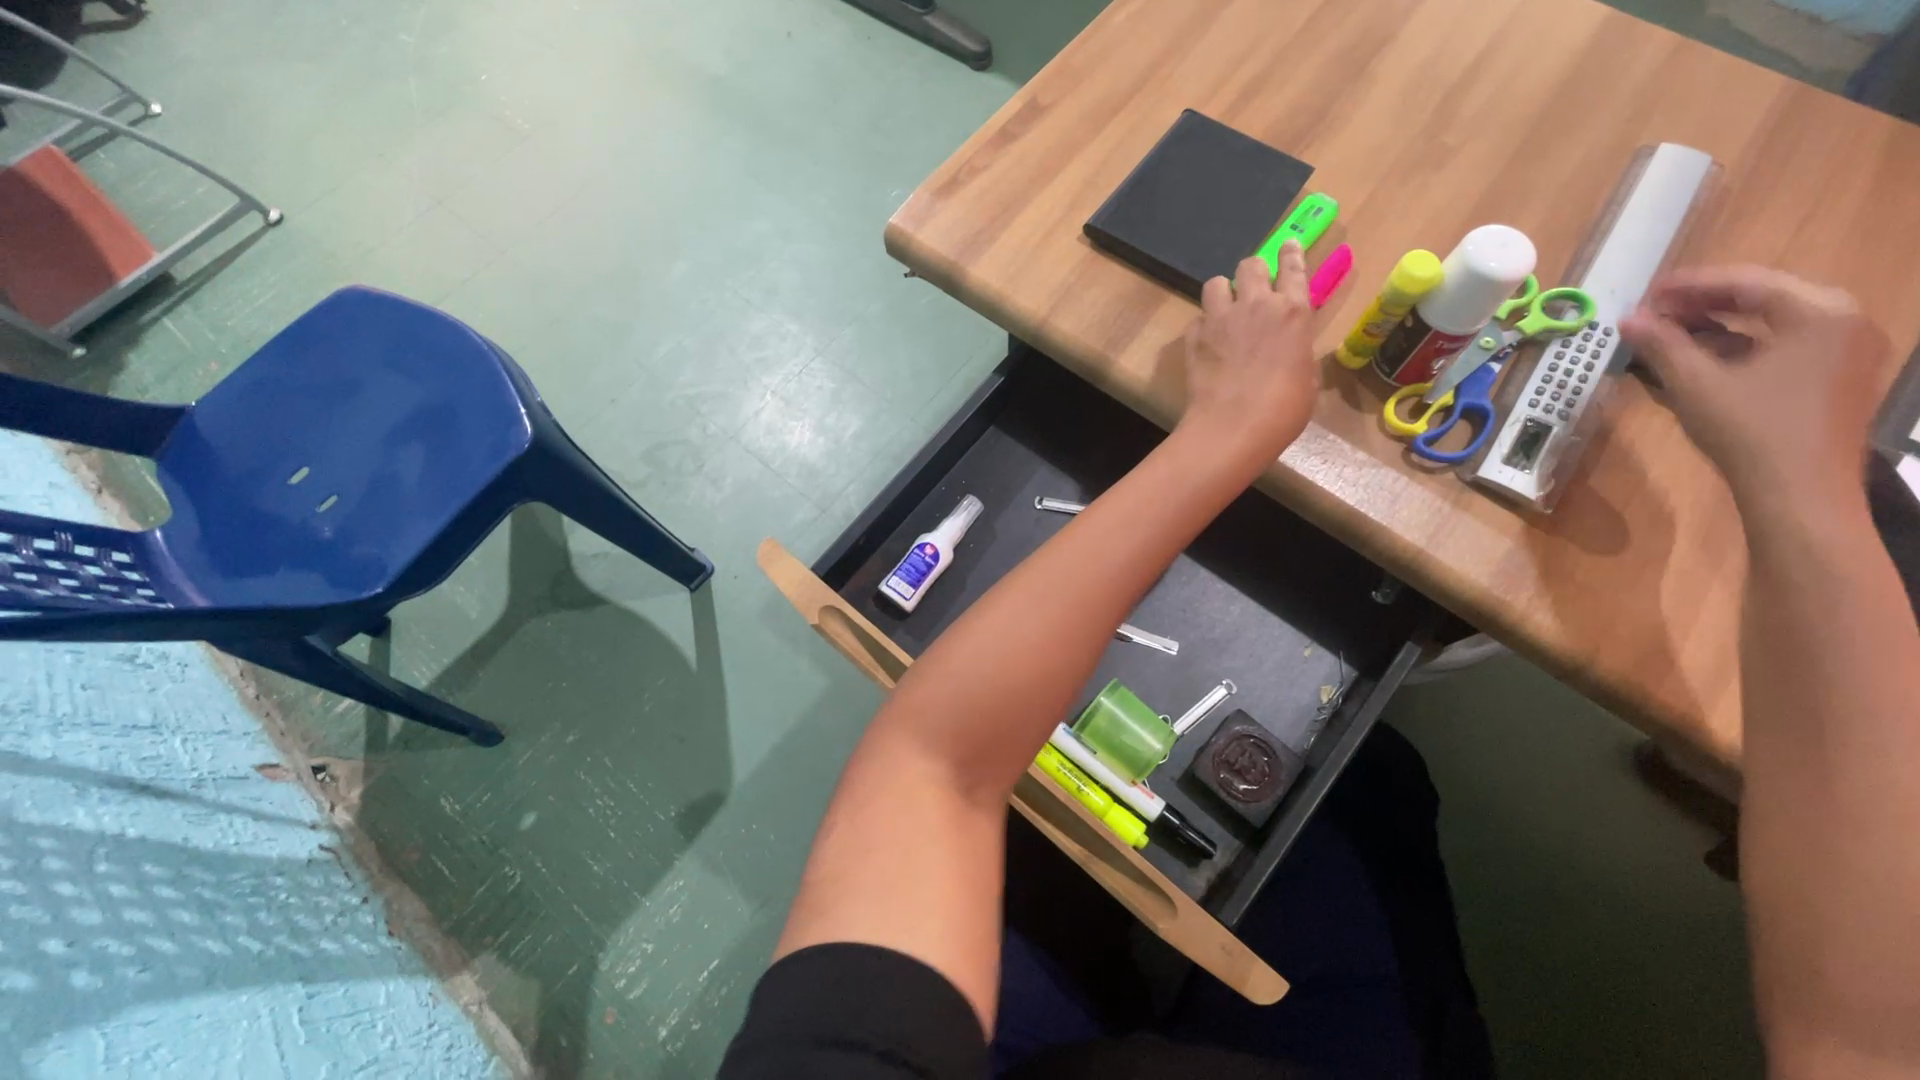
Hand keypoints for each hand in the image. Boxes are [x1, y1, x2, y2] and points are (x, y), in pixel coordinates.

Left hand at [1181, 242, 1317, 458]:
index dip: (1291, 254)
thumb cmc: (1282, 410)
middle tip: (1253, 289)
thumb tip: (1291, 353)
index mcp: (1294, 312)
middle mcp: (1257, 305)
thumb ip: (1298, 354)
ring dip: (1222, 293)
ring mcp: (1221, 318)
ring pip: (1216, 283)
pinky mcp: (1194, 336)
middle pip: (1251, 265)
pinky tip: (1207, 343)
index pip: (1294, 268)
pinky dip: (1202, 327)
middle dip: (1253, 272)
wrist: (1233, 427)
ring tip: (1224, 312)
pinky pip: (1197, 318)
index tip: (1288, 244)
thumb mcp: (1307, 380)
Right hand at [1620, 266, 1889, 508]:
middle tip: (1654, 313)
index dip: (1691, 285)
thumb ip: (1661, 345)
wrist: (1800, 494)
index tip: (1647, 292)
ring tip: (1669, 335)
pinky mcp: (1836, 377)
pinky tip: (1700, 359)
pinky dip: (1741, 348)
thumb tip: (1627, 319)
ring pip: (1773, 323)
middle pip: (1765, 298)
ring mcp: (1846, 351)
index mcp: (1820, 312)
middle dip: (1704, 304)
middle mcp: (1844, 321)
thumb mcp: (1696, 384)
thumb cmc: (1751, 431)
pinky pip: (1784, 347)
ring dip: (1719, 327)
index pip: (1748, 282)